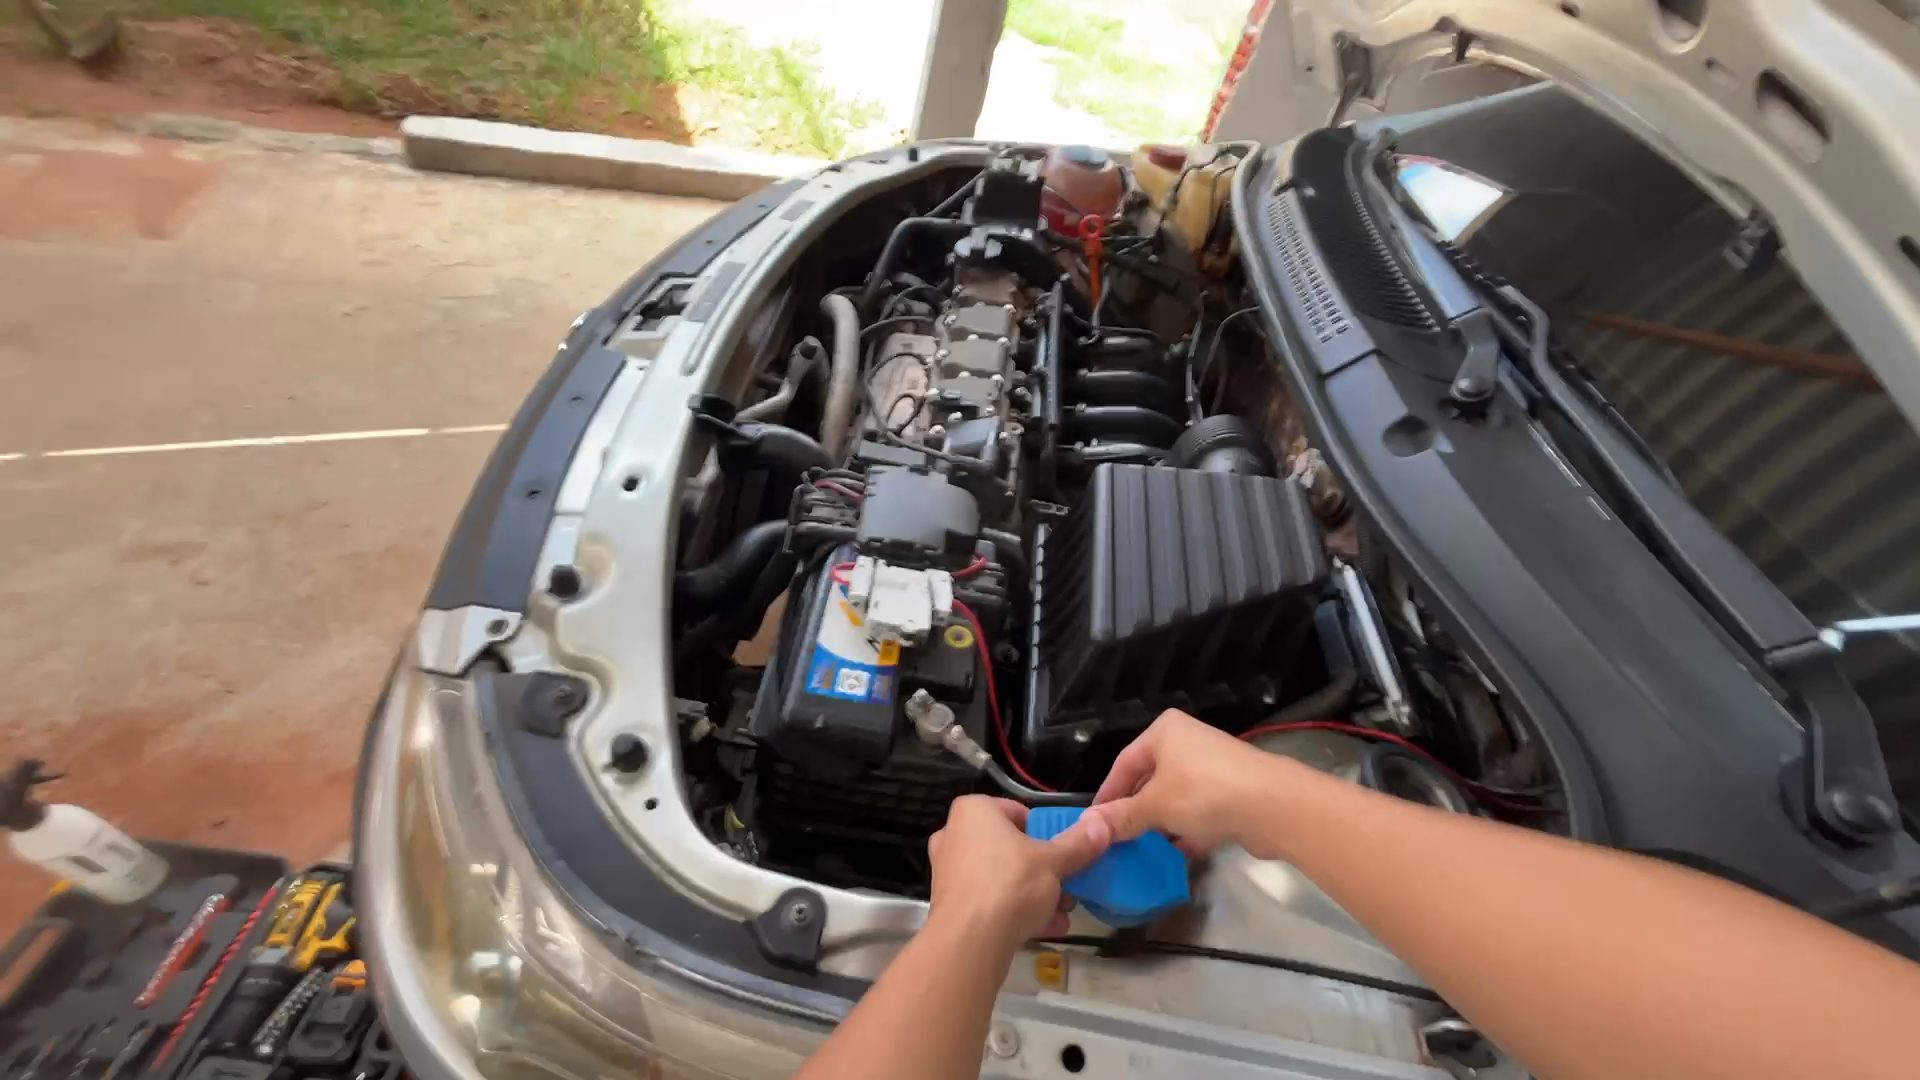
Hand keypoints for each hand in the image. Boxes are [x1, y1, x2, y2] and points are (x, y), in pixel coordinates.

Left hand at [926, 796, 1109, 952]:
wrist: (968, 943)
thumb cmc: (1009, 885)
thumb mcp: (1053, 862)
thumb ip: (1078, 844)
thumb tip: (1102, 826)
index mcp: (974, 811)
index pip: (1017, 812)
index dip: (1044, 832)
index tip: (1062, 852)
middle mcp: (954, 834)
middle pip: (1009, 848)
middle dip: (1042, 871)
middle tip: (1067, 887)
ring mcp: (948, 871)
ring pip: (1000, 878)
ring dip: (1033, 895)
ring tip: (1062, 913)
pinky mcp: (949, 905)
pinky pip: (988, 901)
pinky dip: (1014, 912)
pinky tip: (1045, 929)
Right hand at [1080, 709, 1284, 856]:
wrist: (1273, 806)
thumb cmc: (1204, 792)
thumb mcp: (1155, 805)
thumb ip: (1122, 816)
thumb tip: (1088, 826)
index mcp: (1164, 731)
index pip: (1124, 763)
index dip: (1108, 793)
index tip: (1095, 821)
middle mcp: (1187, 742)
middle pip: (1150, 779)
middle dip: (1135, 809)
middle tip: (1116, 837)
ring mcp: (1213, 767)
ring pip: (1175, 796)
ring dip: (1160, 822)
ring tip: (1141, 849)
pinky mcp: (1233, 792)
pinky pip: (1199, 810)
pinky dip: (1186, 829)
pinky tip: (1175, 854)